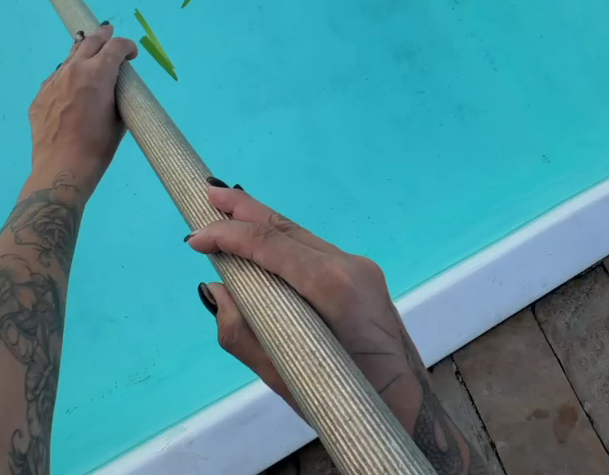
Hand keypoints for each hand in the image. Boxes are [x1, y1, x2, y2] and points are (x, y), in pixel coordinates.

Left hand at [27, 23, 134, 186]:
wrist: (62, 166)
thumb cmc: (98, 147)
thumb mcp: (120, 118)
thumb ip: (118, 95)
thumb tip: (114, 86)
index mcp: (98, 73)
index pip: (116, 46)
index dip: (127, 46)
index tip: (132, 54)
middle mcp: (74, 70)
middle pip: (90, 42)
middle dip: (103, 35)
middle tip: (109, 32)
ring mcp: (53, 81)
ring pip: (69, 57)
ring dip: (82, 52)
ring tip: (88, 51)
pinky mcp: (40, 96)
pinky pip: (56, 77)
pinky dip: (67, 75)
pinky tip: (70, 86)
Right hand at [185, 187, 483, 471]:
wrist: (413, 413)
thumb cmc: (350, 404)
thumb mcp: (287, 379)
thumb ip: (243, 334)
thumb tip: (215, 290)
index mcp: (334, 287)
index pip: (271, 246)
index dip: (229, 236)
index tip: (195, 239)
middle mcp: (348, 265)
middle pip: (285, 228)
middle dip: (244, 209)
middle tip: (207, 194)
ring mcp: (358, 266)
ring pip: (298, 234)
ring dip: (260, 221)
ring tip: (225, 207)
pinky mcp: (361, 273)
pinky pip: (311, 248)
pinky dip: (280, 240)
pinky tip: (261, 238)